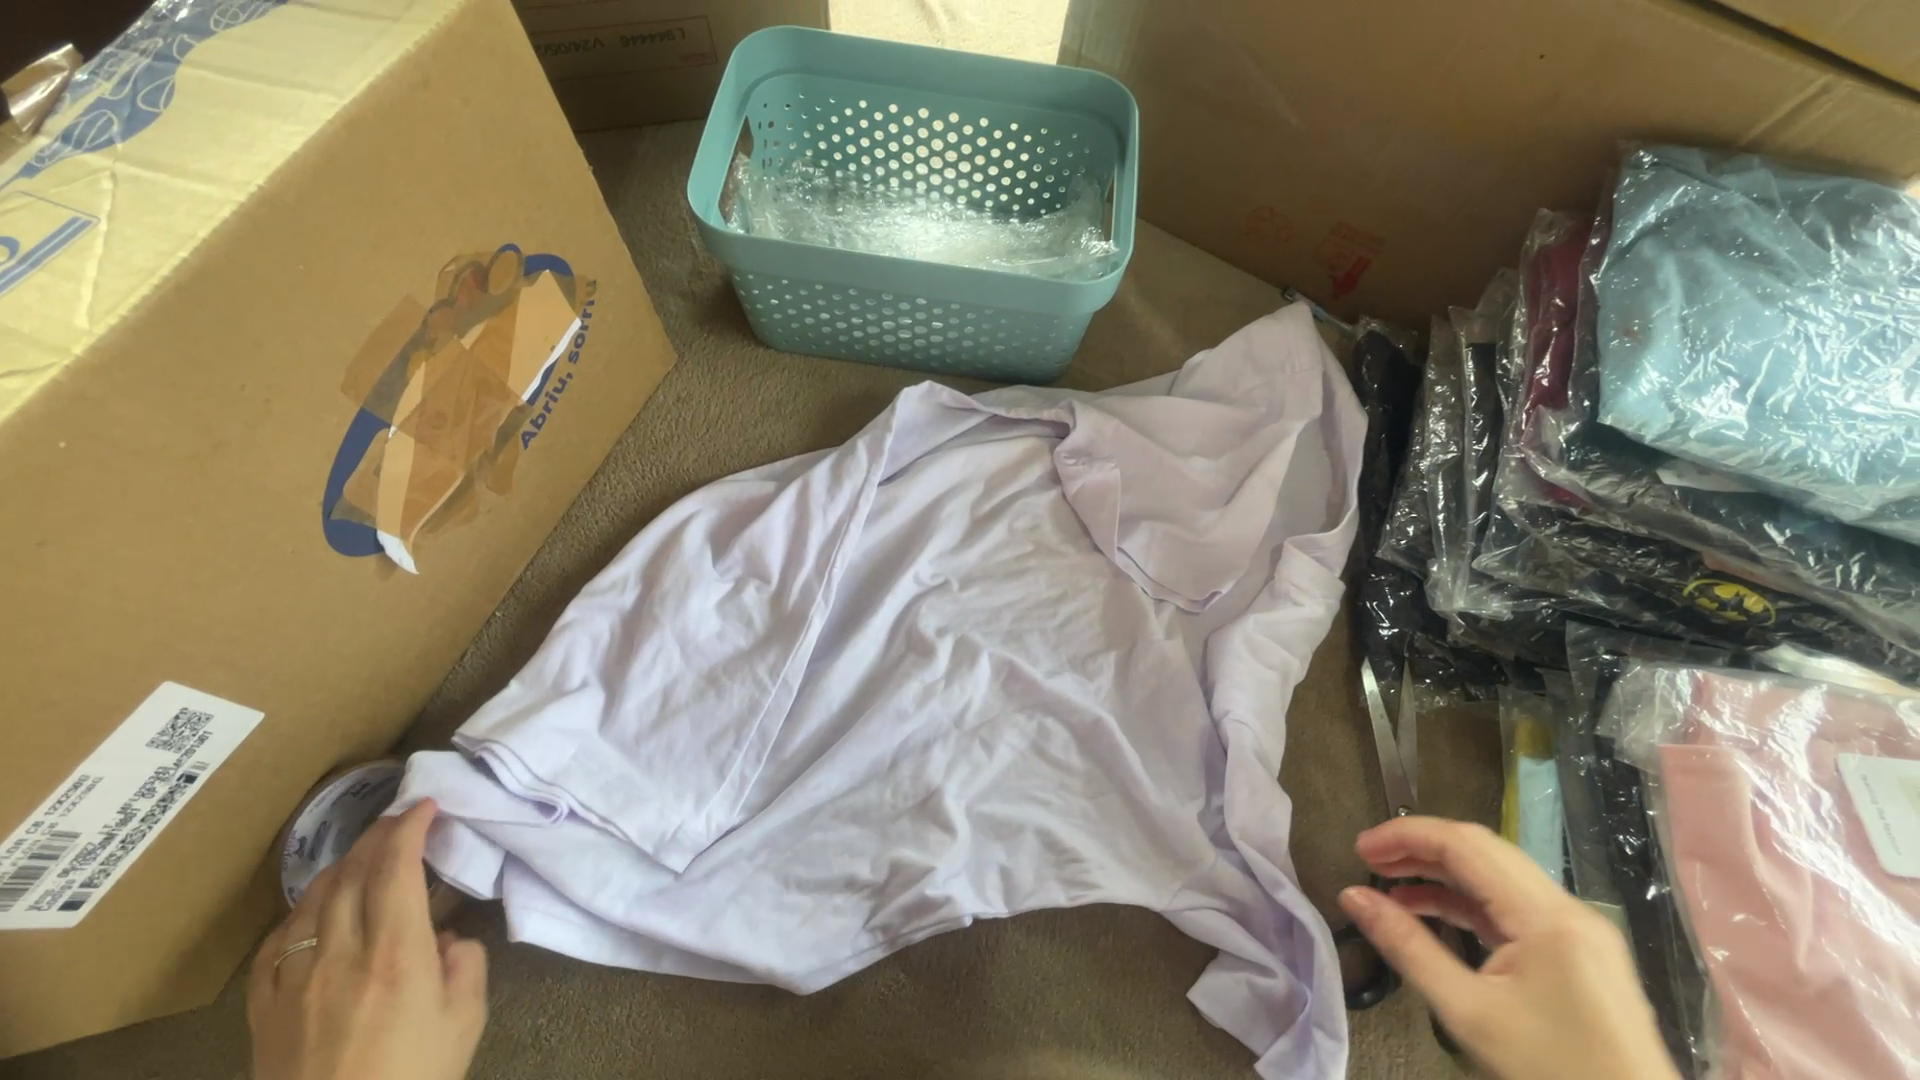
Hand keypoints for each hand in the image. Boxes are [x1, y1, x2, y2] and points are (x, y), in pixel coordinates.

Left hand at [249, 799, 486, 1079]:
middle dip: (378, 835)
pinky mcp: (263, 1007)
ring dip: (341, 866)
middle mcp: (341, 953)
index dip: (409, 828)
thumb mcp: (465, 1020)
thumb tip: (447, 939)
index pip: (396, 869)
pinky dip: (301, 911)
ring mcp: (294, 979)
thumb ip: (465, 964)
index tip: (426, 805)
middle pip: (351, 873)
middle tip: (400, 818)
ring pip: (312, 900)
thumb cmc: (414, 1076)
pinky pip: (277, 942)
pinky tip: (315, 911)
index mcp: (396, 953)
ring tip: (363, 856)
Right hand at [1339, 816, 1678, 1079]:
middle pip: (1483, 851)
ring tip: (1389, 885)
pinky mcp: (1578, 951)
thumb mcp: (1469, 1012)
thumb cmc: (1552, 1072)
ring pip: (1497, 876)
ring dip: (1441, 873)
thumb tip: (1352, 897)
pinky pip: (1513, 906)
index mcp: (1546, 916)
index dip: (1406, 836)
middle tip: (1368, 862)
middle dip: (1420, 848)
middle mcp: (1567, 908)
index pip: (1465, 844)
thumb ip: (1408, 947)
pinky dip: (1467, 901)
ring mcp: (1577, 929)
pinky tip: (1432, 912)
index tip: (1359, 850)